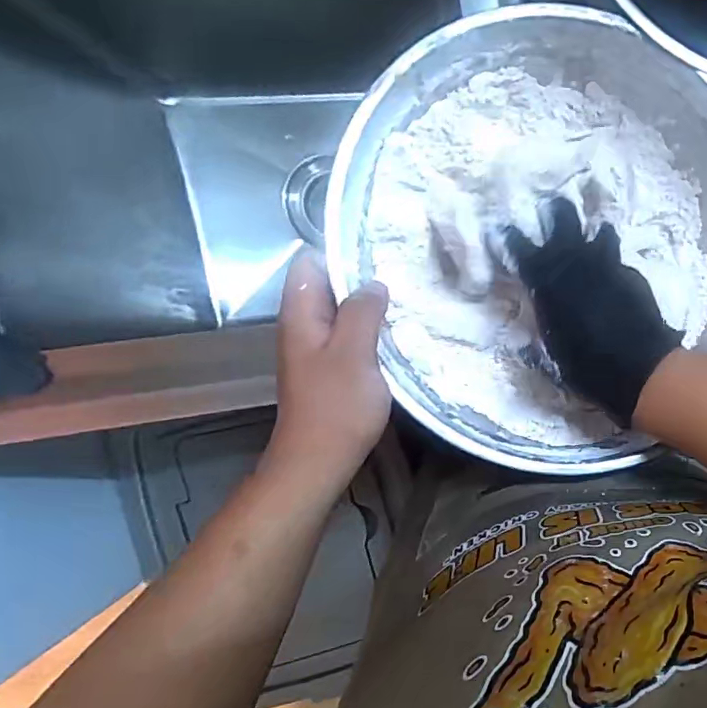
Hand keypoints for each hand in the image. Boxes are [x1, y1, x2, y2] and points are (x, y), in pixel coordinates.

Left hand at [263, 251, 390, 491]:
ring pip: (342, 313)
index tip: (379, 248)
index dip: (340, 251)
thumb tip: (374, 284)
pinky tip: (397, 333)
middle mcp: (304, 328)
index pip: (311, 265)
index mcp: (301, 316)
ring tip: (406, 299)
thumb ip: (362, 313)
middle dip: (361, 277)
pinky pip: (351, 336)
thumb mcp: (354, 353)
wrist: (320, 459)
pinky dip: (371, 330)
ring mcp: (317, 350)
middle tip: (403, 272)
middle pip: (328, 287)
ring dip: (369, 306)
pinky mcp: (332, 369)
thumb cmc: (336, 405)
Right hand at [505, 195, 680, 424]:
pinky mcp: (632, 273)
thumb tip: (545, 300)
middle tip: (553, 208)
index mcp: (547, 277)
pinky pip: (618, 261)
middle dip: (556, 211)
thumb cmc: (585, 362)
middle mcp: (575, 260)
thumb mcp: (553, 341)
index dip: (511, 237)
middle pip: (563, 217)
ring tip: (593, 238)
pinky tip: (614, 278)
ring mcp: (608, 263)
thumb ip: (548, 311)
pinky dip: (613, 265)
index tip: (506, 231)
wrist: (638, 365)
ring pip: (601, 231)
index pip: (520, 246)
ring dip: (595, 233)